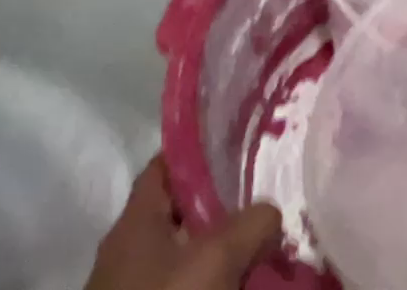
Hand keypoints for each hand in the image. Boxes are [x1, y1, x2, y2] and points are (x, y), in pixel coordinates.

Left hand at [85, 156, 282, 289]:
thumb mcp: (217, 256)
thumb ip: (254, 220)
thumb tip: (271, 214)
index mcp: (135, 222)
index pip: (167, 163)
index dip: (203, 144)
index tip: (246, 132)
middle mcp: (132, 249)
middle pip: (185, 206)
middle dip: (229, 194)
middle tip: (274, 183)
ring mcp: (140, 287)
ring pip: (194, 246)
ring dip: (230, 240)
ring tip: (273, 232)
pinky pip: (196, 281)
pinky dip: (223, 275)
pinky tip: (253, 276)